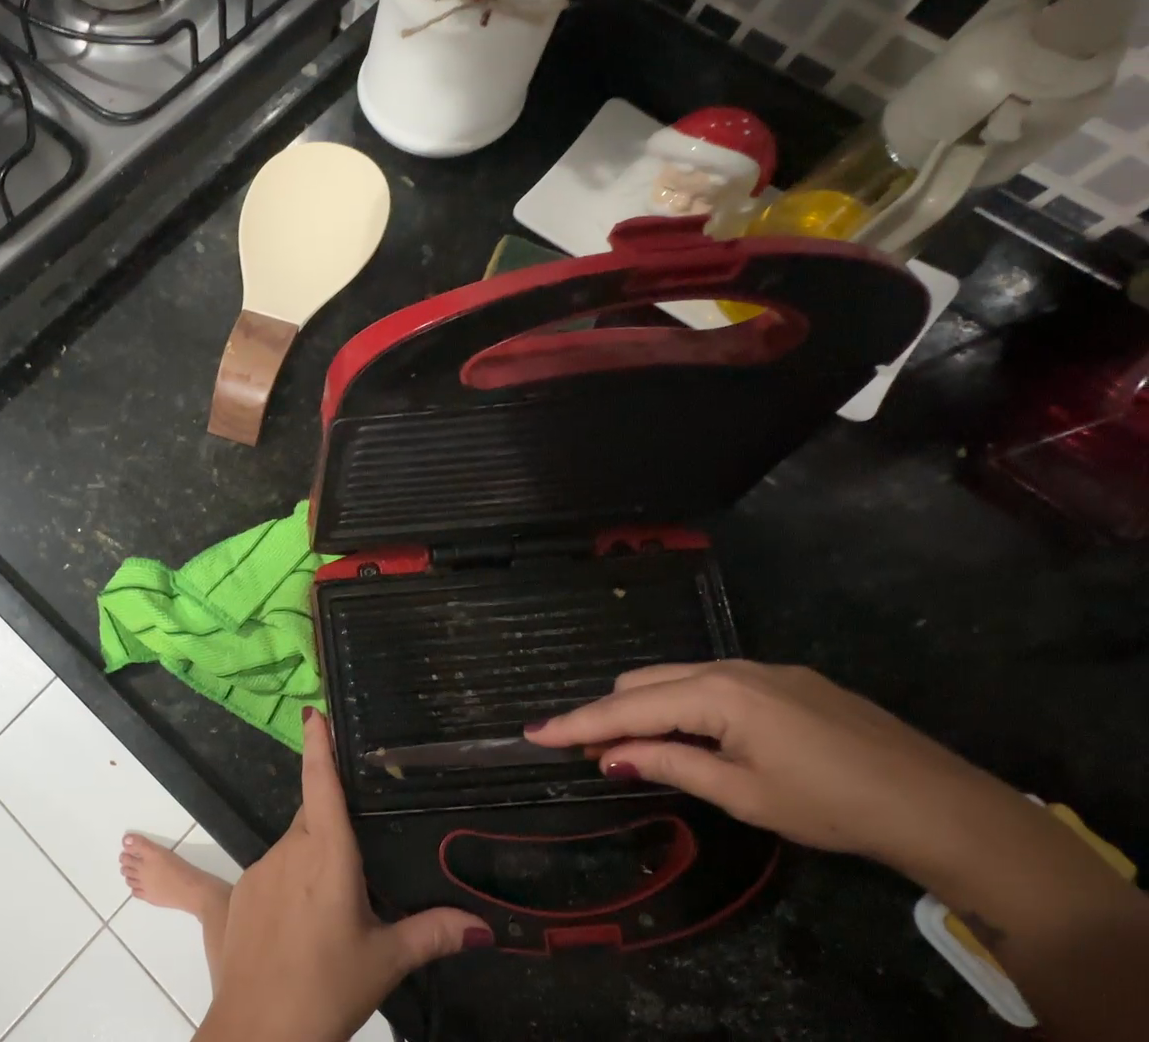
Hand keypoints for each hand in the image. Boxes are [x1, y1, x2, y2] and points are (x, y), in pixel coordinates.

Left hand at [196, 709, 490, 1041]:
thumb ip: (433, 934)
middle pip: (311, 818)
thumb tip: (484, 928)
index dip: (319, 745)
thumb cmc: (328, 987)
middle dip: (329, 822)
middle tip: (356, 854)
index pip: (322, 784)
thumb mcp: (386, 961)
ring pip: (290, 848)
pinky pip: (265, 876)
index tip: (312, 711)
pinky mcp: (234, 895)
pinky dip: (284, 886)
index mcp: (327, 854)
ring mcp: (258, 871)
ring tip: (331, 910)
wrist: (258, 1030)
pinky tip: (293, 926)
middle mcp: (289, 850)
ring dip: (310, 861)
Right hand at [523, 660, 1011, 868]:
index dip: (577, 723)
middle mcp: (733, 668)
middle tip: (591, 754)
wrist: (943, 806)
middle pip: (644, 680)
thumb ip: (671, 765)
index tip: (532, 732)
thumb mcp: (744, 795)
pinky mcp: (788, 680)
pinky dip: (685, 705)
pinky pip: (713, 683)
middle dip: (609, 713)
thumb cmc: (834, 807)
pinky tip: (695, 736)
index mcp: (719, 695)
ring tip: (637, 748)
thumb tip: (612, 756)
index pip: (628, 707)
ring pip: (677, 678)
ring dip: (646, 708)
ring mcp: (764, 669)